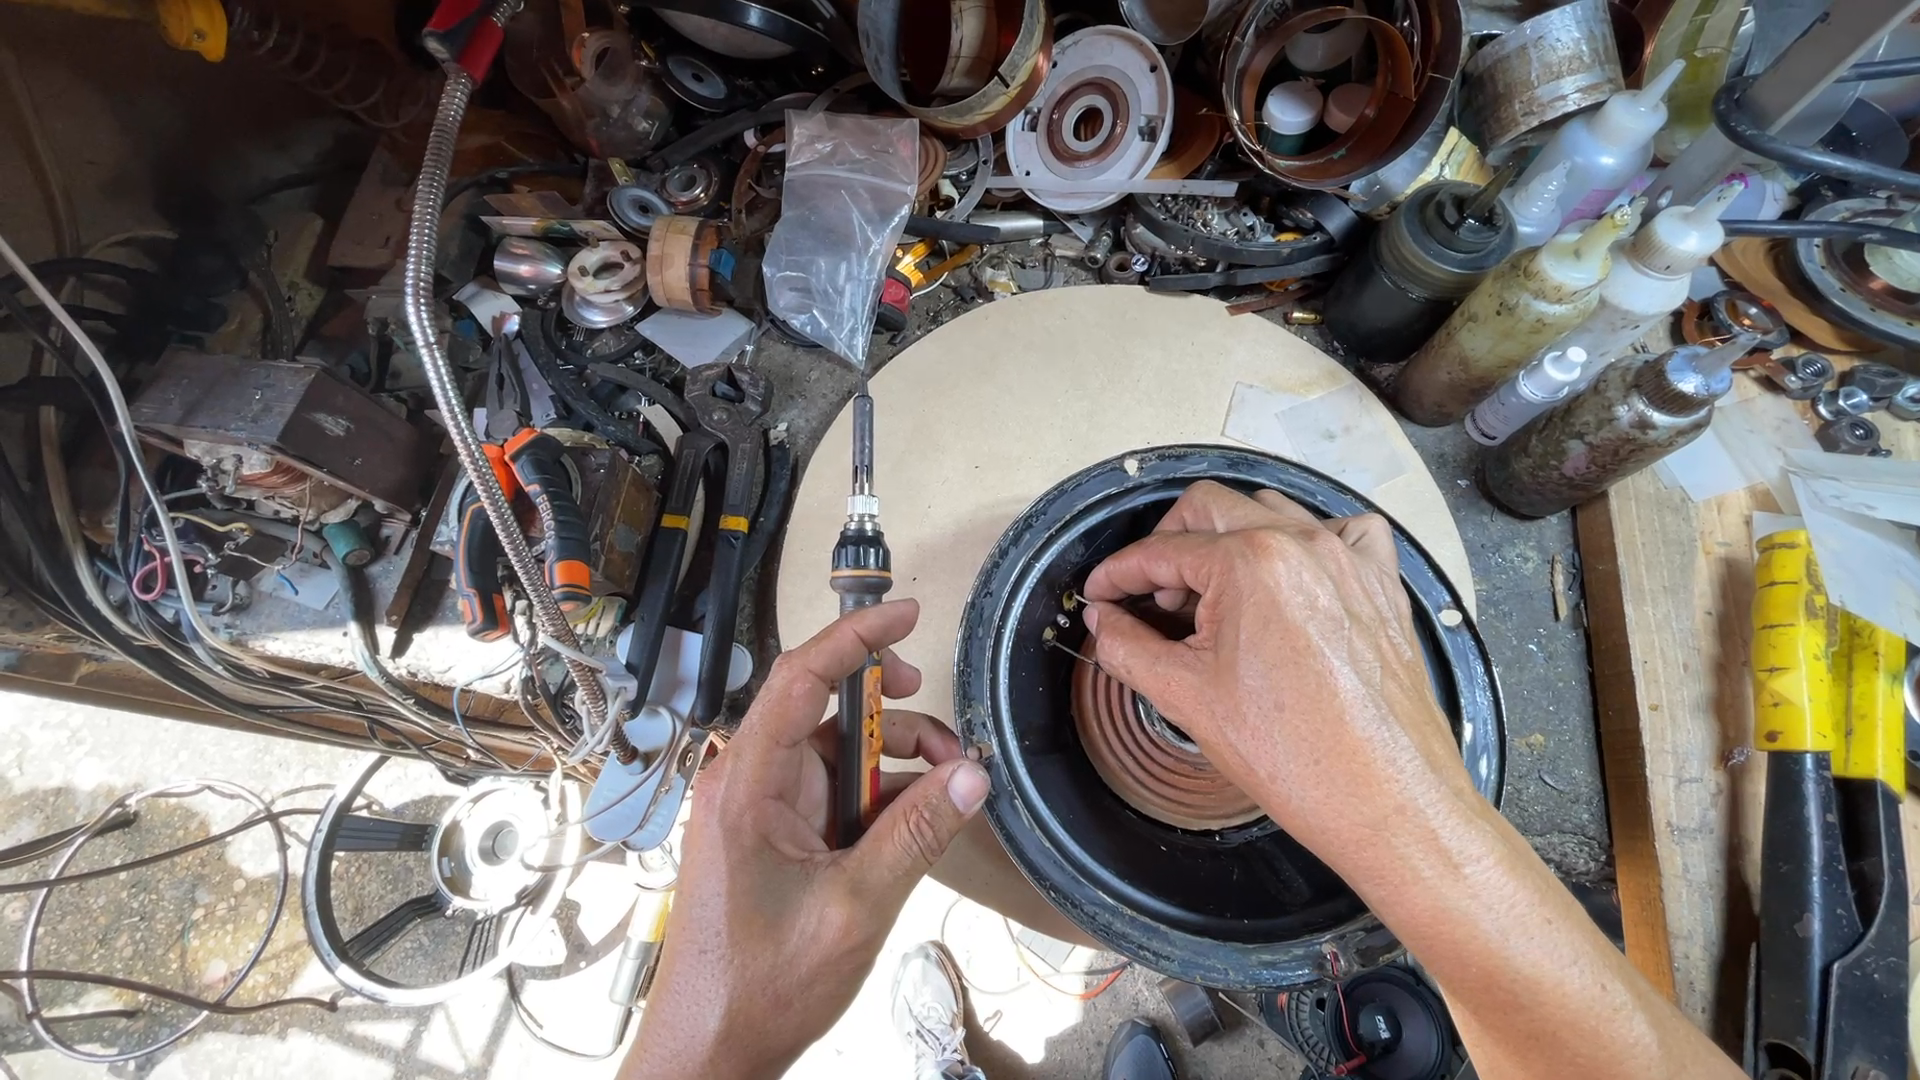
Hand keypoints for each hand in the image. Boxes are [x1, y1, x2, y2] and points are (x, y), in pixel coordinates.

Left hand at [620, 599, 990, 1079]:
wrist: (710, 1055)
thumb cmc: (762, 984)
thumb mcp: (855, 906)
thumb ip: (917, 834)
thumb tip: (973, 773)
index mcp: (750, 781)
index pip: (801, 677)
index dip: (855, 636)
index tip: (907, 614)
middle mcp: (752, 778)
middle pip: (828, 709)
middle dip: (893, 710)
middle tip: (943, 734)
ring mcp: (766, 804)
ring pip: (840, 750)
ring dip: (897, 760)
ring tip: (948, 788)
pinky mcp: (780, 830)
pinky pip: (838, 788)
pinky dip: (882, 793)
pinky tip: (919, 816)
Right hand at [1080, 481, 1476, 856]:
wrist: (1384, 802)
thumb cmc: (1289, 754)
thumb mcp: (1184, 696)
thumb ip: (1126, 645)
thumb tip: (1104, 620)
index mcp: (1248, 563)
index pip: (1160, 552)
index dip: (1116, 574)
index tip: (1100, 595)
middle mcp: (1301, 543)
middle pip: (1208, 508)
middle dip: (1165, 545)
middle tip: (1148, 594)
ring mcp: (1346, 558)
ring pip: (1267, 510)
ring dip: (1225, 539)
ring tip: (1210, 595)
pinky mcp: (1379, 582)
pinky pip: (1341, 530)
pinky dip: (1305, 540)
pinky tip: (1287, 579)